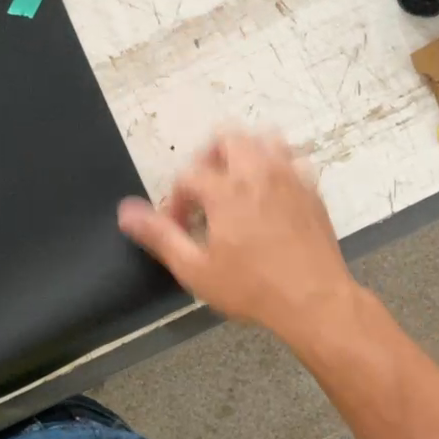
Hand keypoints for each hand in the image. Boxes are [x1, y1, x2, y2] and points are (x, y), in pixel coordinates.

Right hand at [118, 130, 359, 341]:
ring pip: (265, 139)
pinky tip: (268, 196)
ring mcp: (290, 178)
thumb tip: (125, 211)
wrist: (313, 300)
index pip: (189, 175)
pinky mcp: (311, 190)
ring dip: (243, 155)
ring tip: (234, 186)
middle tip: (202, 194)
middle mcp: (259, 173)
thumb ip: (160, 235)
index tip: (177, 228)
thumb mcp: (194, 269)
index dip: (176, 200)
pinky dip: (275, 168)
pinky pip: (292, 160)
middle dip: (207, 160)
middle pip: (228, 138)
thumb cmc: (249, 288)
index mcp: (226, 191)